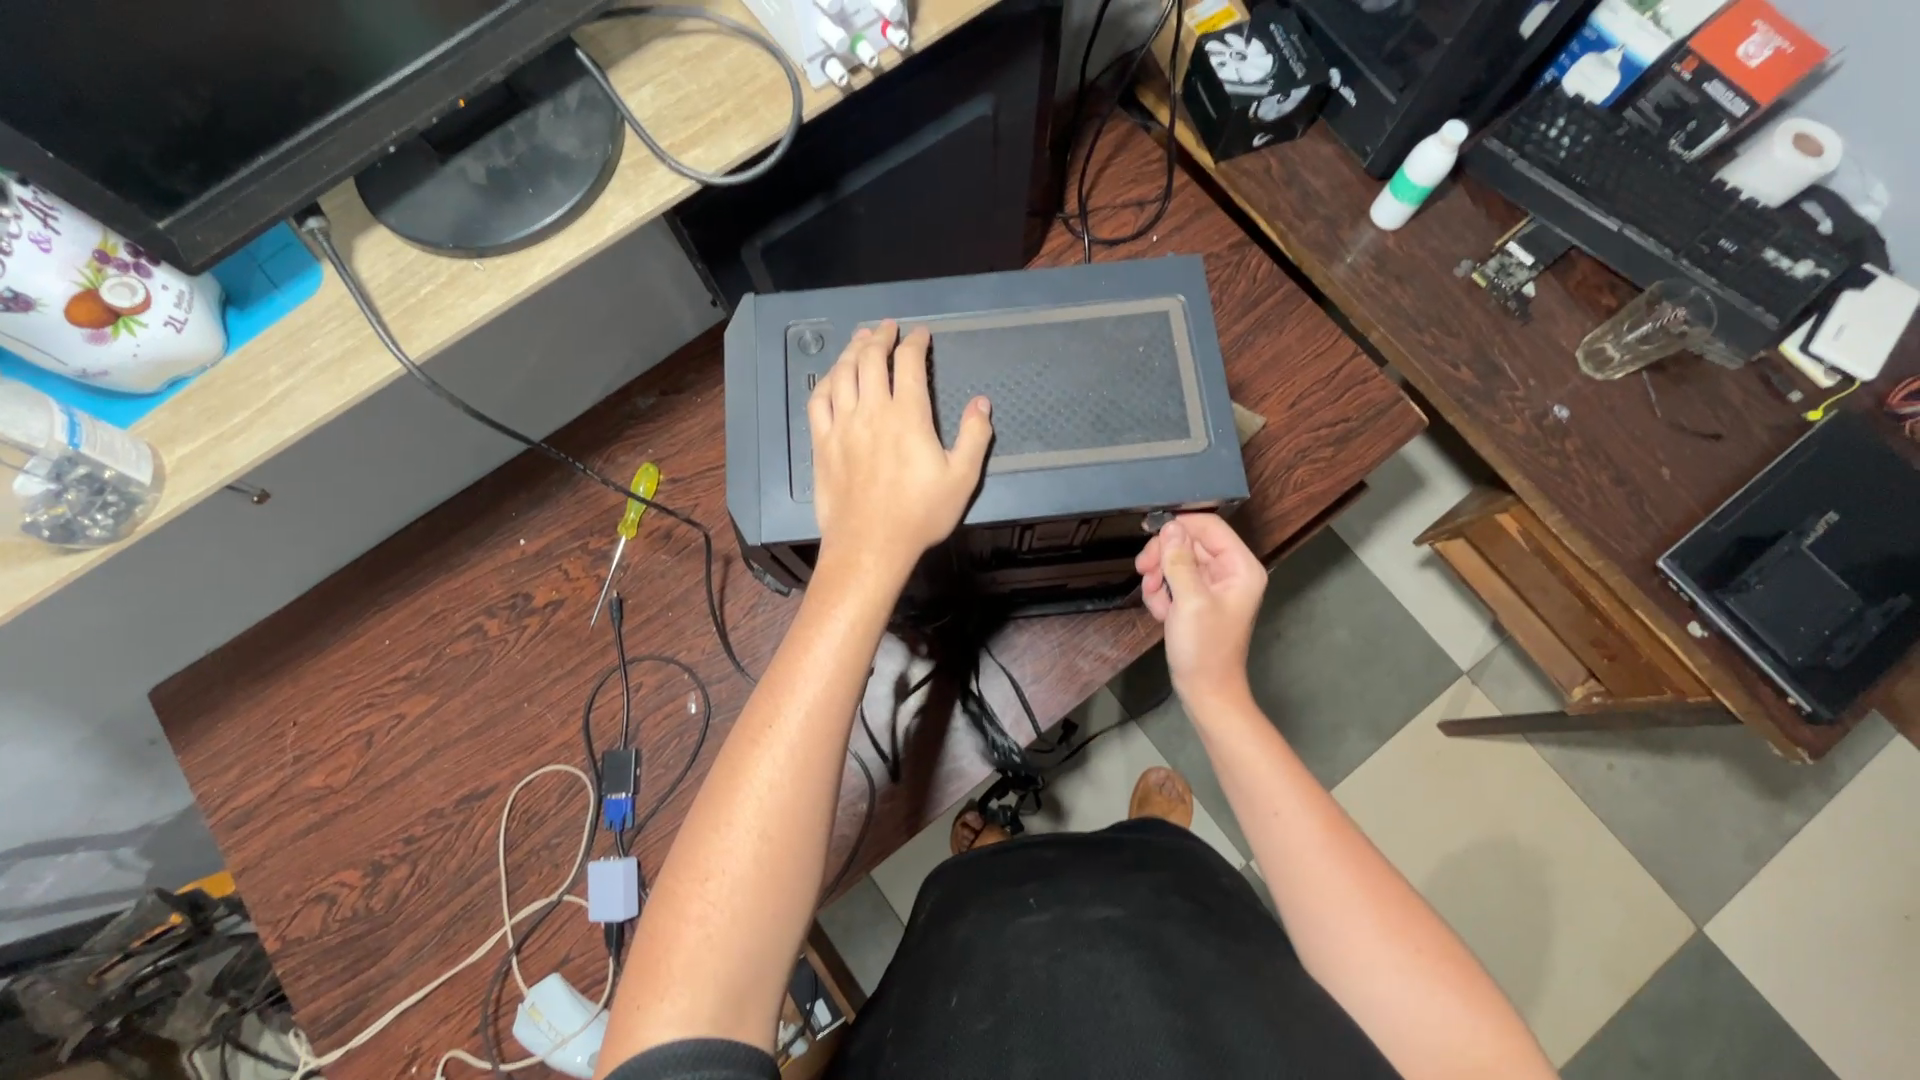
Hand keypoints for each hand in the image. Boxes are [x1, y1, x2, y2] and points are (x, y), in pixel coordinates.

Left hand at [809, 320, 992, 583]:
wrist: (869, 545)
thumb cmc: (920, 514)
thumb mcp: (962, 478)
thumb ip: (975, 437)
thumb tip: (981, 403)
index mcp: (908, 415)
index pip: (909, 364)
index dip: (914, 343)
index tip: (920, 334)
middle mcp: (871, 411)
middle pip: (870, 359)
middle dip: (880, 337)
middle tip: (887, 328)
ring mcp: (842, 426)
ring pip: (842, 373)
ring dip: (852, 350)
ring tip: (860, 339)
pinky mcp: (821, 443)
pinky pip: (818, 401)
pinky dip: (827, 381)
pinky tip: (833, 376)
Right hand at [1136, 514, 1265, 705]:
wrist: (1205, 690)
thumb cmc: (1205, 649)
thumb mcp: (1190, 601)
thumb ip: (1179, 560)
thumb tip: (1170, 527)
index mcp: (1240, 567)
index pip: (1209, 526)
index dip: (1179, 526)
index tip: (1149, 534)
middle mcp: (1230, 572)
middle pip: (1189, 542)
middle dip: (1163, 557)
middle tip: (1143, 572)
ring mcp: (1213, 586)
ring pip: (1176, 561)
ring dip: (1159, 578)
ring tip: (1155, 602)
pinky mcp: (1197, 599)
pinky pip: (1174, 581)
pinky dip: (1161, 594)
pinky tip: (1161, 613)